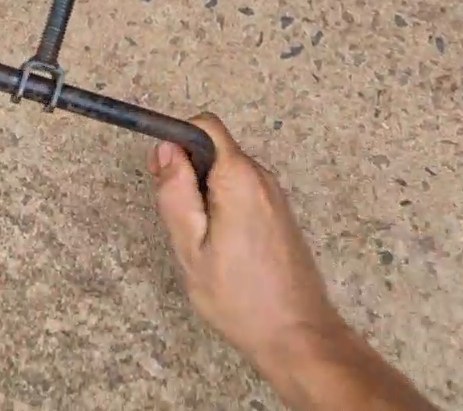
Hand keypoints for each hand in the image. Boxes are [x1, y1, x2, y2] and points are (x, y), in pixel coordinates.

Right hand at [150, 115, 346, 369]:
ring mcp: (274, 194)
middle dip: (189, 173)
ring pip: (227, 173)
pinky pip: (243, 191)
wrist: (298, 336)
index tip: (163, 175)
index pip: (204, 125)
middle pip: (214, 150)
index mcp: (238, 177)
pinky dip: (224, 206)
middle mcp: (261, 176)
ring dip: (206, 194)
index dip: (177, 141)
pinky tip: (222, 247)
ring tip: (201, 241)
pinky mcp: (279, 213)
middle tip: (179, 220)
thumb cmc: (241, 298)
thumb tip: (167, 149)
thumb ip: (176, 193)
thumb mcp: (191, 248)